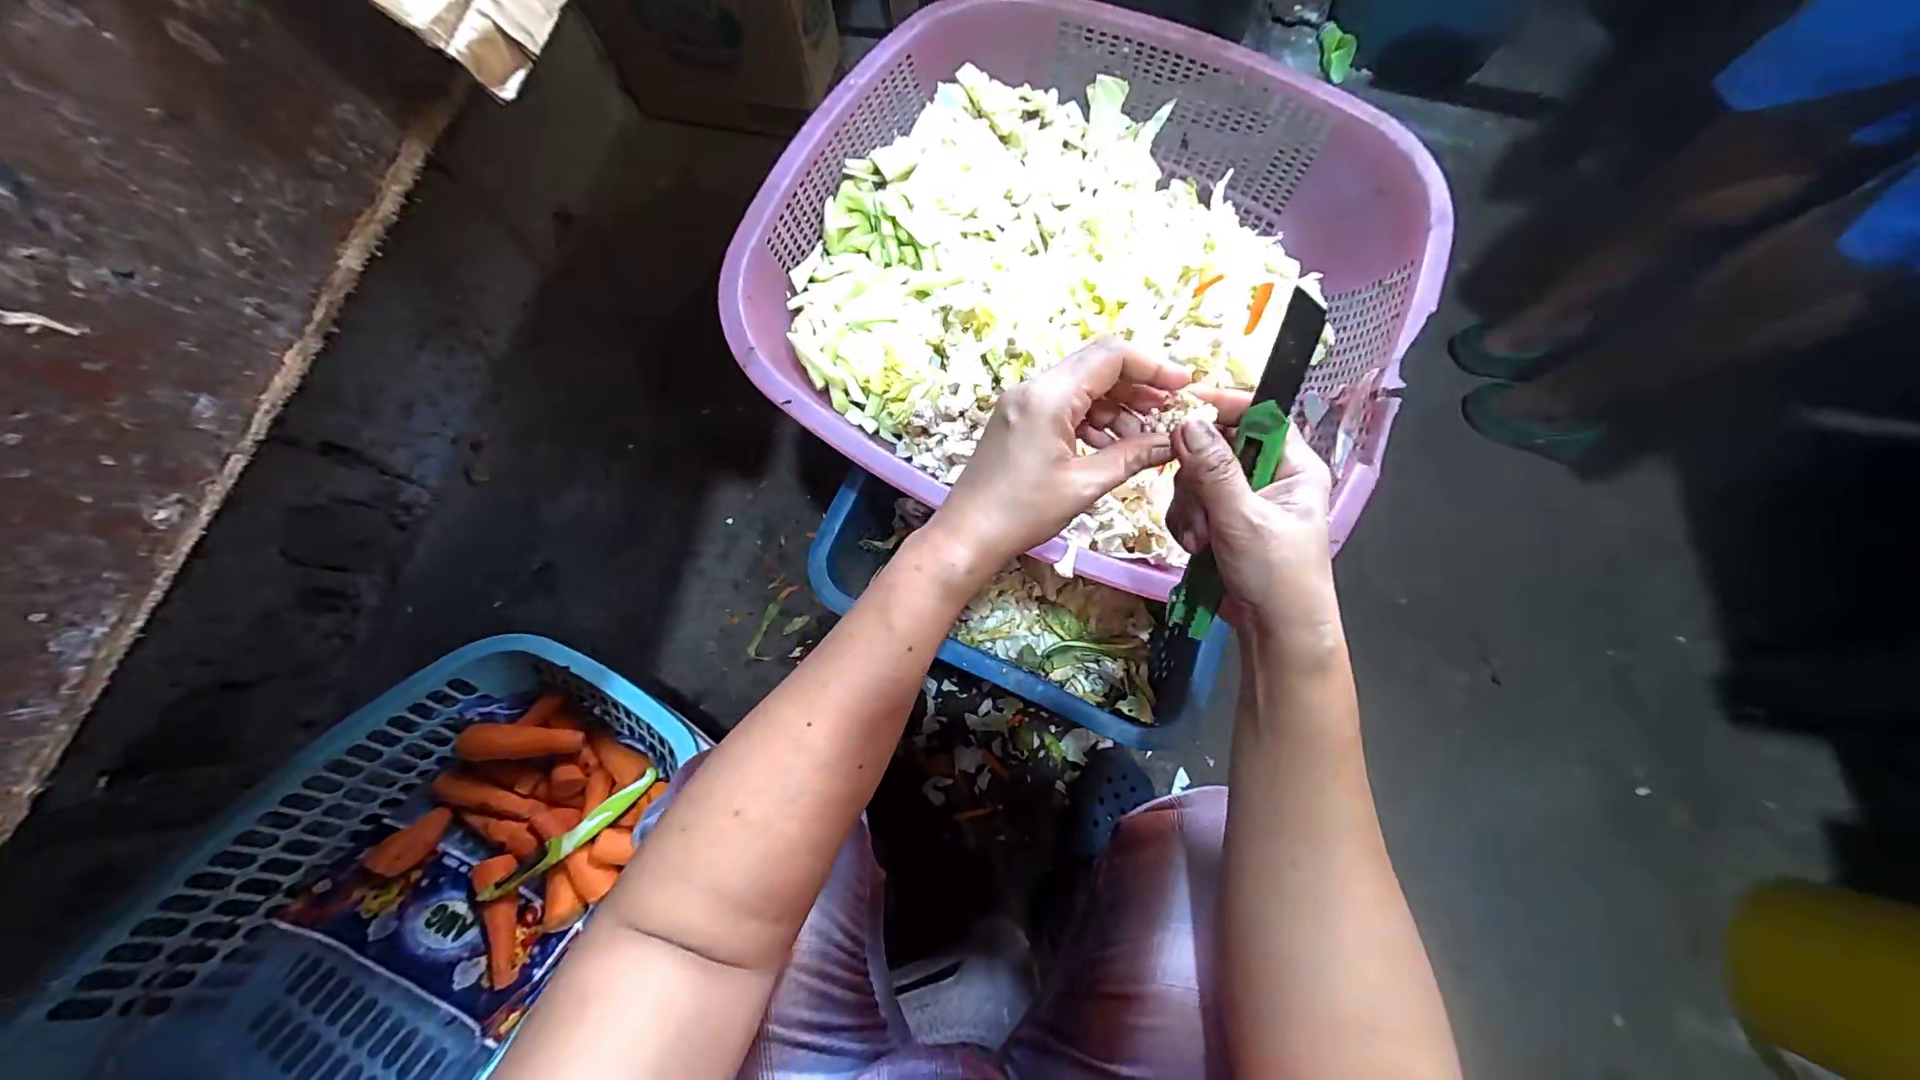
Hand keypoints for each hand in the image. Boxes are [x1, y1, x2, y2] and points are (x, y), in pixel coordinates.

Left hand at [926, 337, 1192, 577]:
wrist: (967, 535)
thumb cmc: (1022, 512)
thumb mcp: (1085, 484)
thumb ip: (1133, 455)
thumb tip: (1173, 442)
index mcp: (1048, 396)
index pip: (1111, 356)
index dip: (1153, 366)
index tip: (1182, 387)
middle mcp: (1032, 389)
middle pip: (1097, 368)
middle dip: (1137, 388)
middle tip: (1168, 414)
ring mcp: (1021, 404)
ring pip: (1081, 388)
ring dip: (1116, 407)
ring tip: (1144, 437)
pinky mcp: (1018, 421)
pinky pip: (1063, 407)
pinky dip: (1091, 420)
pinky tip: (1112, 445)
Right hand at [1166, 417, 1338, 653]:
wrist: (1273, 630)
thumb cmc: (1276, 575)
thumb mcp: (1244, 518)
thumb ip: (1214, 470)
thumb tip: (1189, 422)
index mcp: (1293, 466)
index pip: (1258, 417)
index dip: (1224, 407)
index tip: (1185, 404)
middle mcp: (1267, 477)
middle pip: (1215, 448)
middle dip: (1197, 479)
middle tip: (1200, 508)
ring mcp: (1240, 500)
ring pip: (1195, 479)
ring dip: (1189, 508)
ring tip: (1201, 540)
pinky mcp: (1220, 522)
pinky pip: (1188, 505)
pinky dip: (1185, 523)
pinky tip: (1195, 547)